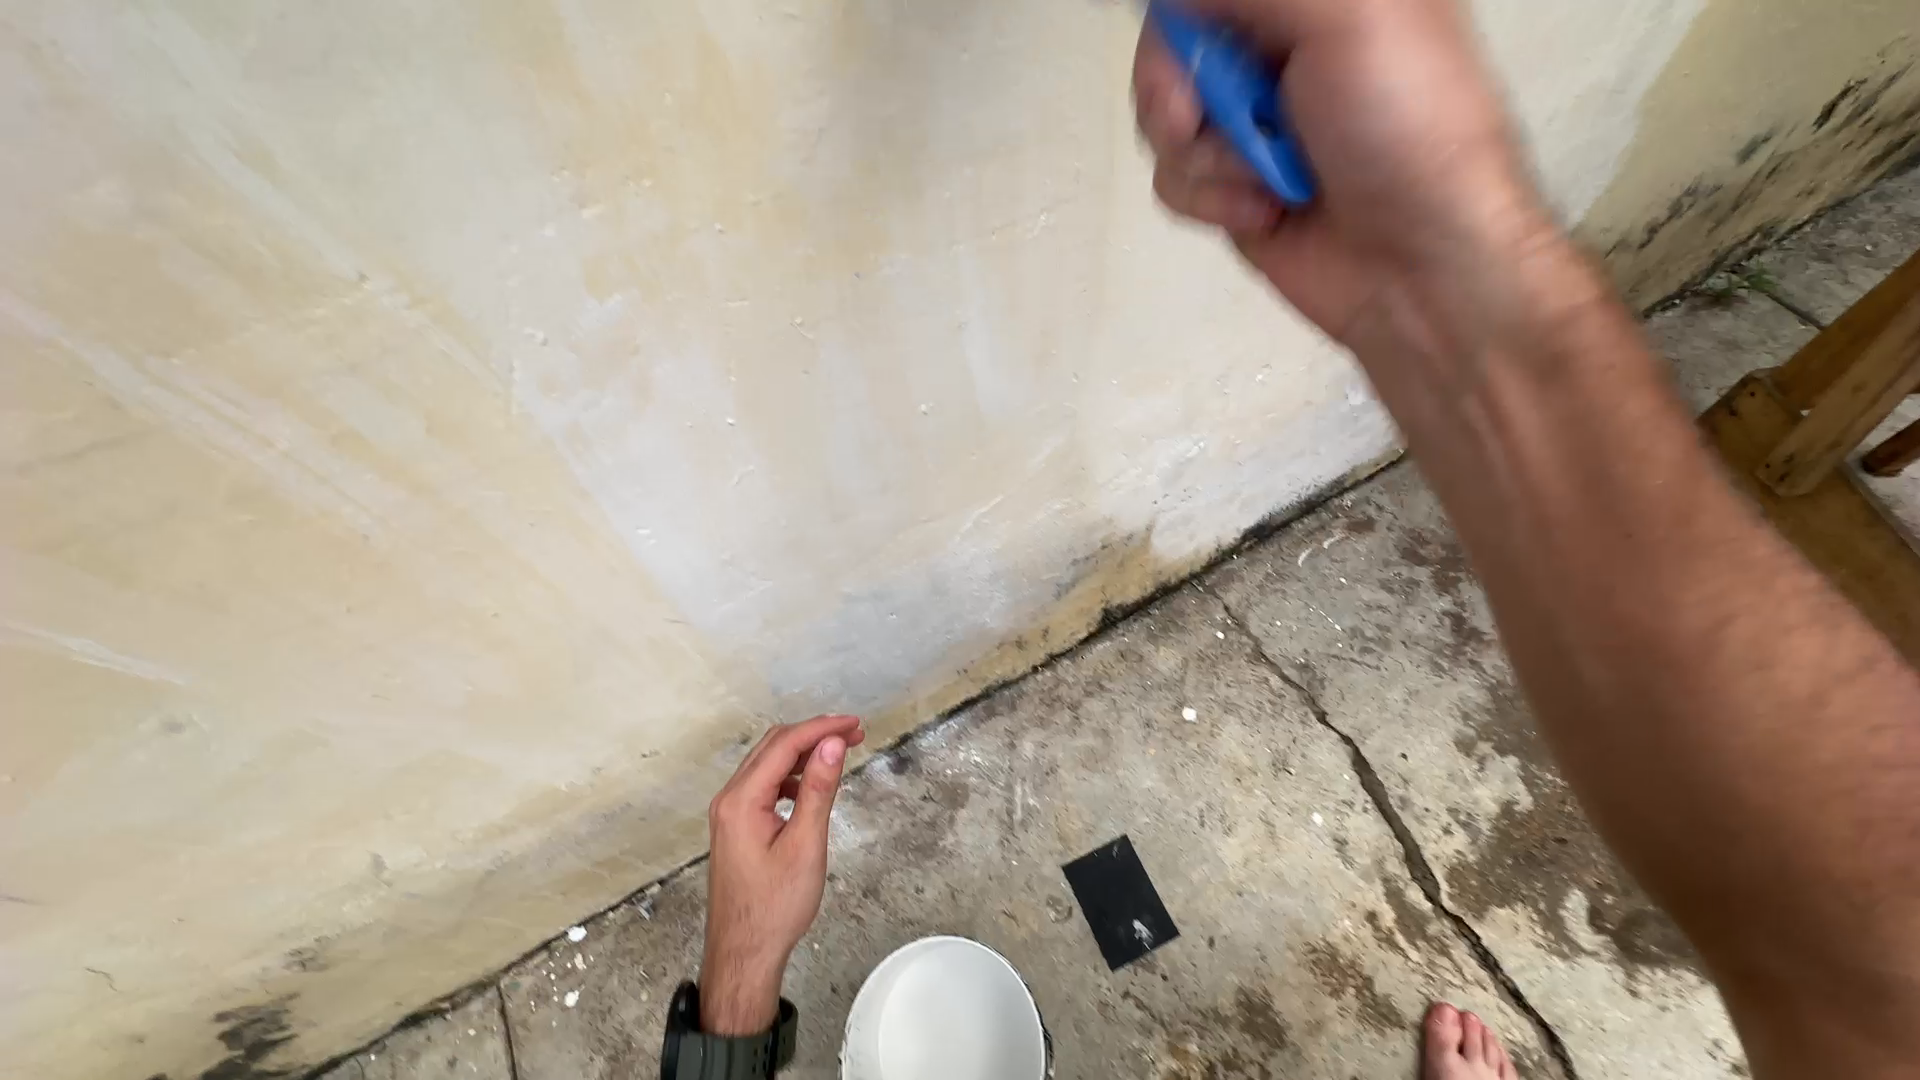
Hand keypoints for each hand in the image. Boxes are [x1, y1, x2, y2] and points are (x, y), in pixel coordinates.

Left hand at [701, 714, 865, 1034]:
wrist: (744, 956)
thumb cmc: (776, 906)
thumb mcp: (805, 845)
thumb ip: (818, 789)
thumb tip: (832, 743)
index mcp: (742, 799)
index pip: (785, 744)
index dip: (822, 728)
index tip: (856, 725)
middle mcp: (729, 798)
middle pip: (773, 746)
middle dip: (814, 734)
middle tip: (854, 734)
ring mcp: (730, 812)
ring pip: (768, 762)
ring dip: (803, 752)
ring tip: (840, 753)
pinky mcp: (737, 825)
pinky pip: (765, 783)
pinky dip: (791, 773)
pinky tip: (813, 785)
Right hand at [1133, 0, 1556, 346]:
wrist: (1416, 263)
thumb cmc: (1402, 126)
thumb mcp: (1351, 17)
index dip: (1179, 17)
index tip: (1189, 48)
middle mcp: (1274, 51)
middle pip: (1170, 49)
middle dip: (1172, 91)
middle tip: (1192, 120)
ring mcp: (1247, 125)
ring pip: (1162, 121)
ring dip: (1204, 158)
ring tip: (1263, 181)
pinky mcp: (1228, 189)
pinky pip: (1173, 181)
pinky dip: (1210, 201)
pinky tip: (1264, 214)